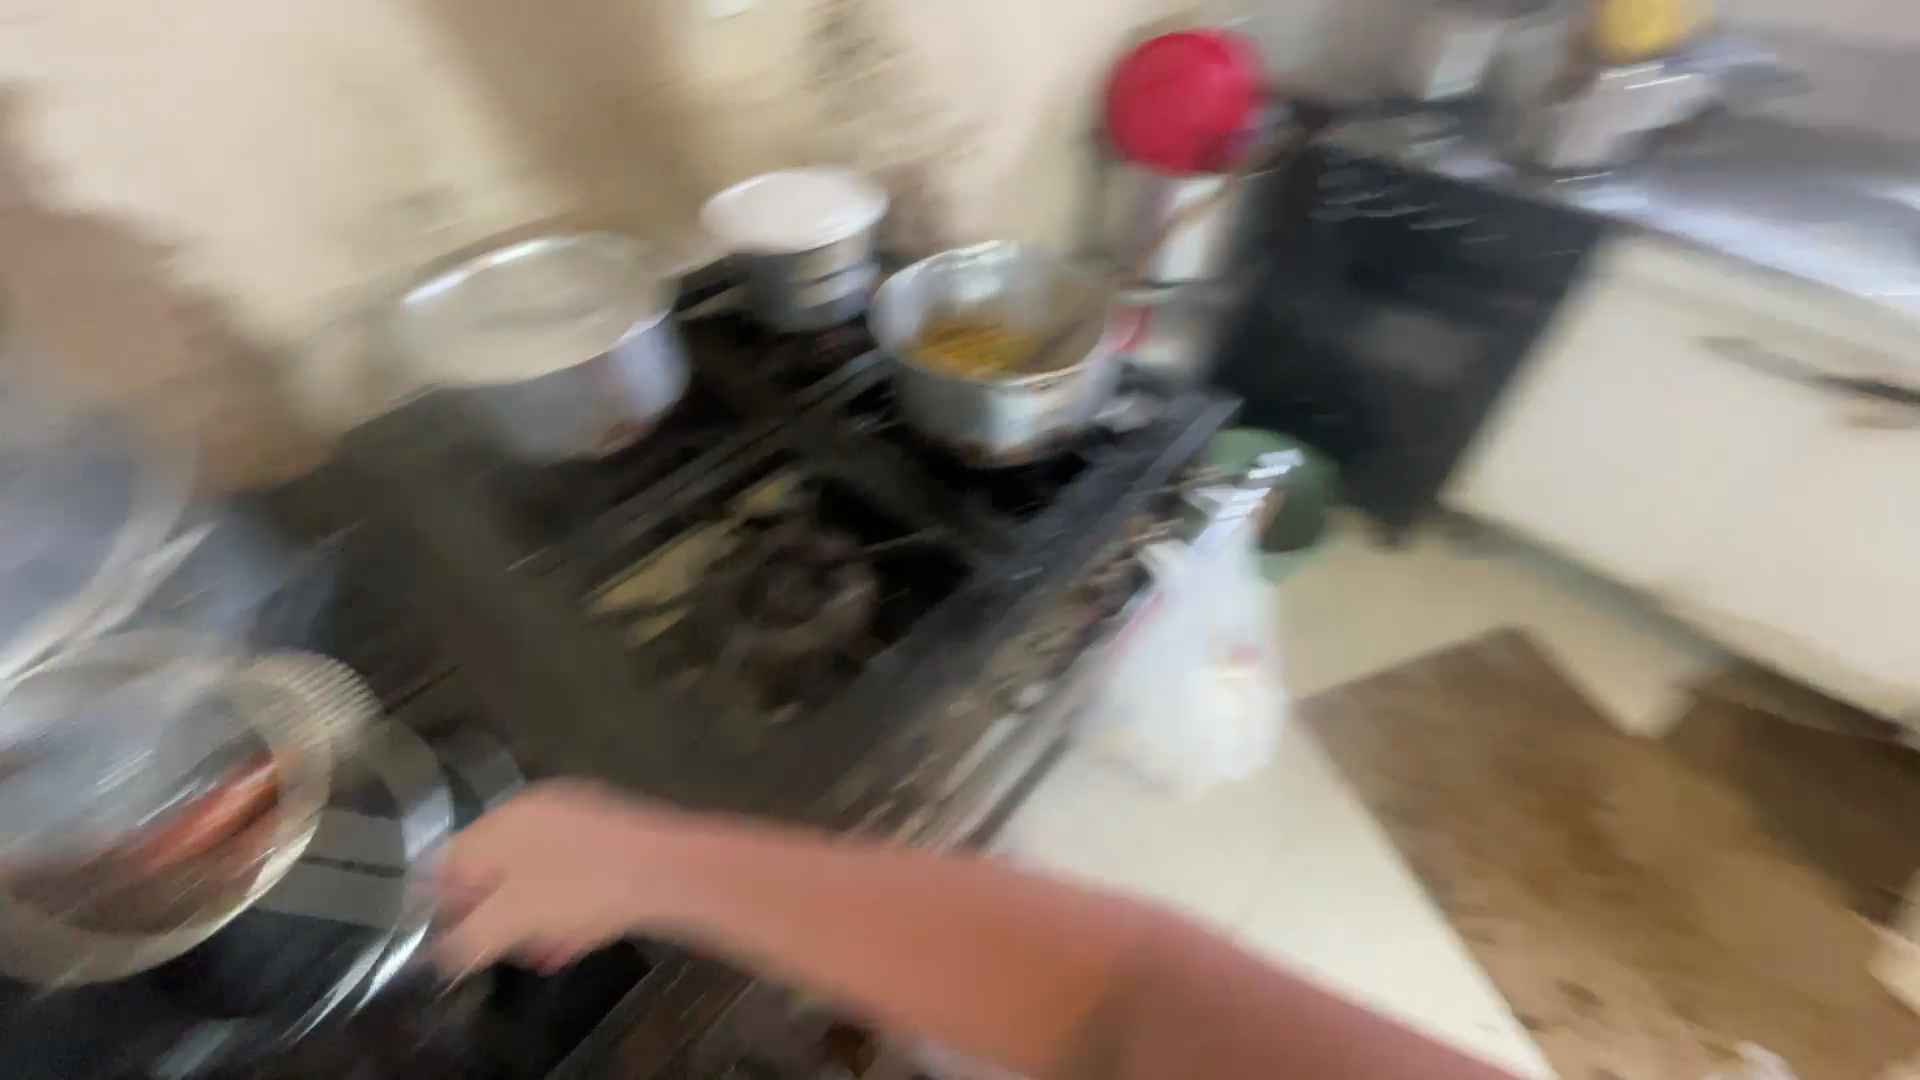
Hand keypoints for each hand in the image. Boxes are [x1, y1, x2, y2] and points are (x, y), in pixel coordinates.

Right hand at [431, 780, 664, 975]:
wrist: (667, 868)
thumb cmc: (582, 888)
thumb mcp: (509, 922)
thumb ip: (466, 939)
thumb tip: (446, 951)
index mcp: (506, 818)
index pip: (448, 856)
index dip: (442, 900)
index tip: (450, 934)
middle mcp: (540, 806)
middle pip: (496, 863)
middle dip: (496, 910)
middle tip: (502, 946)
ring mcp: (580, 815)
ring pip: (539, 870)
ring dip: (535, 913)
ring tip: (543, 948)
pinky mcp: (612, 832)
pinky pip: (574, 870)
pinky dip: (569, 902)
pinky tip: (577, 935)